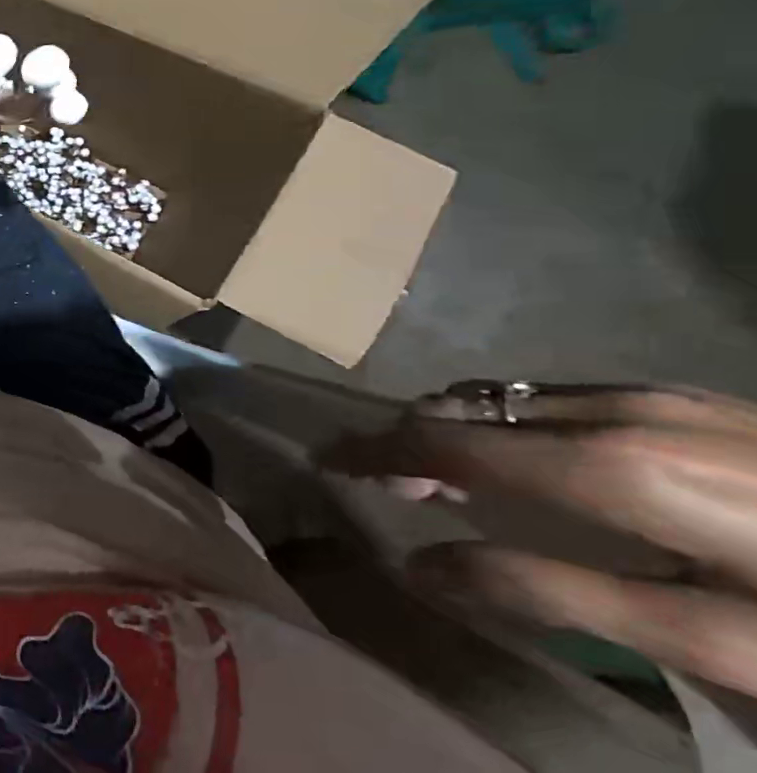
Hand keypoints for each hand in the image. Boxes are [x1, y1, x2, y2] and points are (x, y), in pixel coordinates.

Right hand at [322, 384, 756, 695]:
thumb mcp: (710, 639)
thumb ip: (548, 594)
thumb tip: (419, 567)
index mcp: (605, 462)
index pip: (443, 444)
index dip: (374, 452)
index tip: (324, 461)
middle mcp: (613, 410)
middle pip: (467, 407)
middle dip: (407, 440)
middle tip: (383, 483)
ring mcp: (656, 397)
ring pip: (507, 395)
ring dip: (454, 429)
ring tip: (442, 474)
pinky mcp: (690, 403)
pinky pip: (555, 398)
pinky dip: (507, 423)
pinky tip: (526, 459)